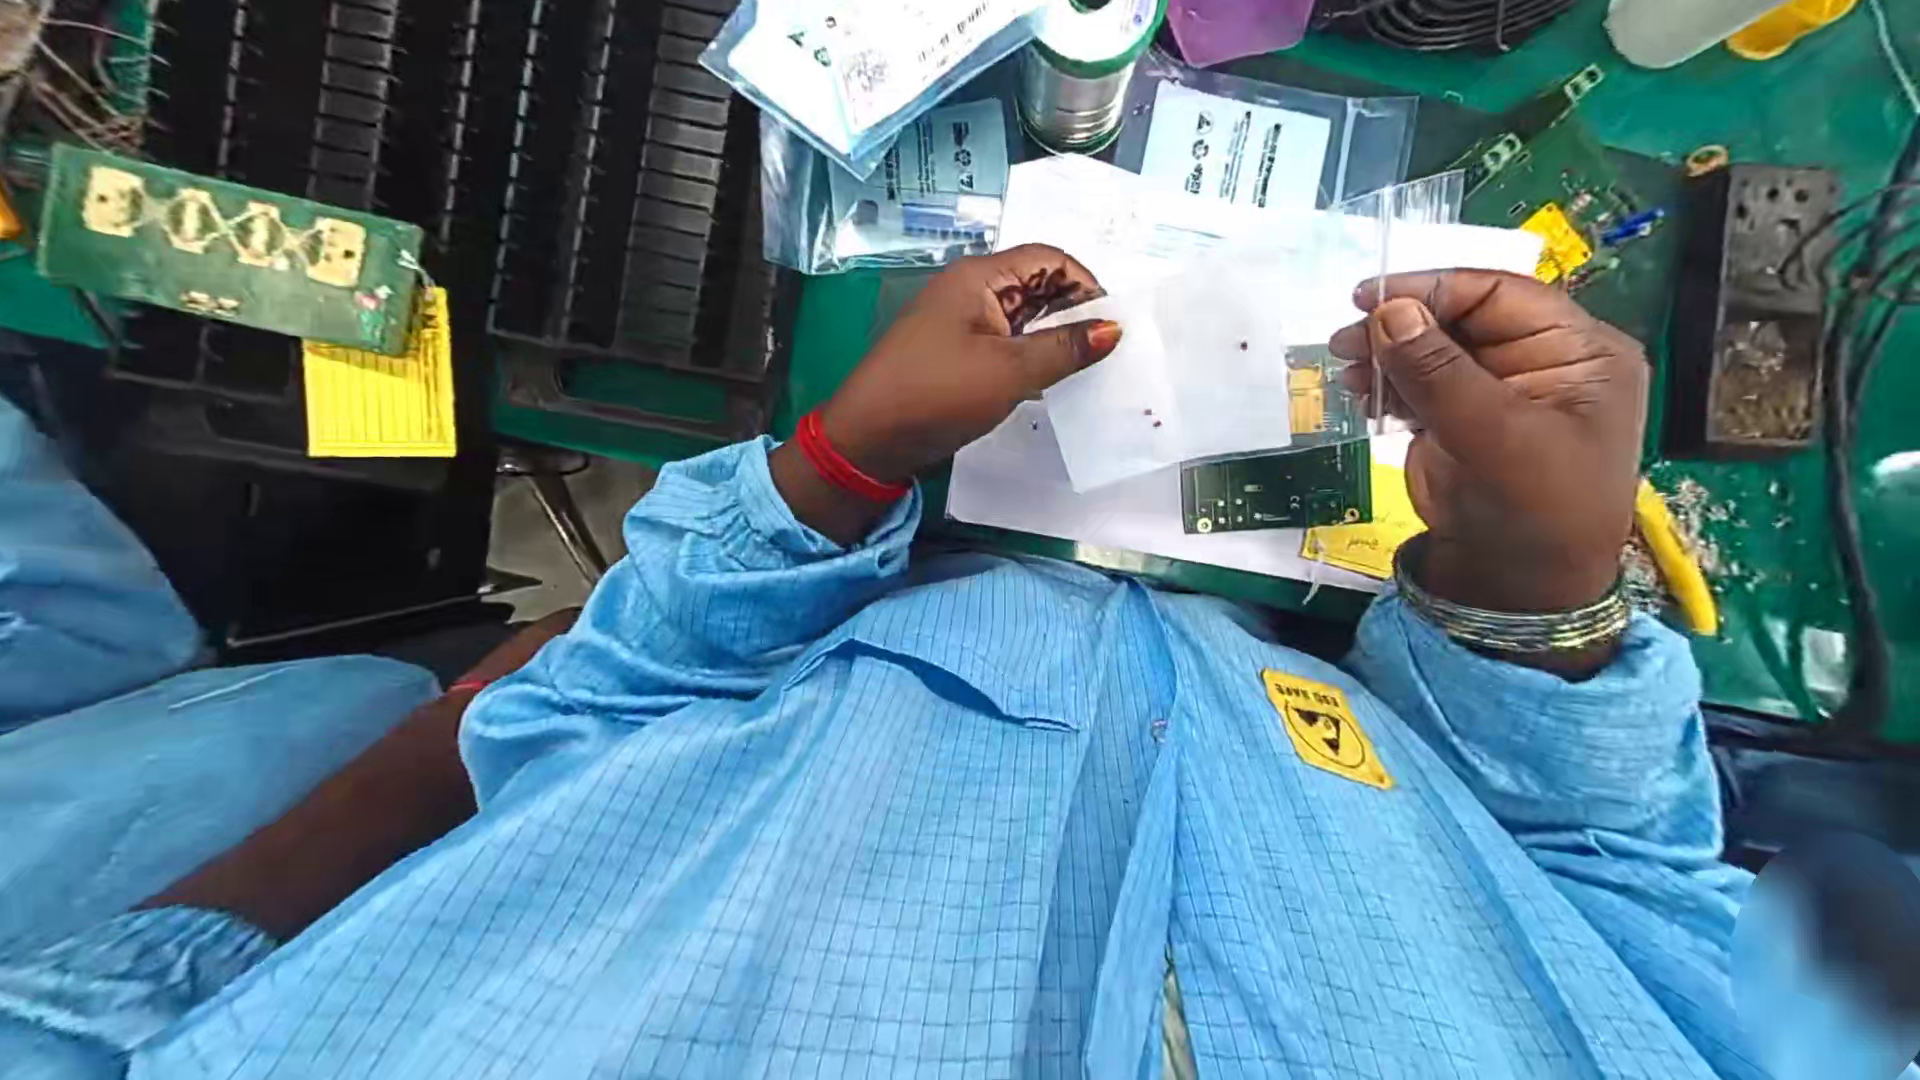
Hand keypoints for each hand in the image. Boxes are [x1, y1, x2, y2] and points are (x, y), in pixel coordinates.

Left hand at [773, 245, 1121, 543]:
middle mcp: (970, 293)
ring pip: (1021, 322)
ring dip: (1052, 341)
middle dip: (1072, 313)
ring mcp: (962, 327)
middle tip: (1103, 352)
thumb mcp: (1009, 371)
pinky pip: (1004, 349)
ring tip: (1084, 371)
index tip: (1111, 324)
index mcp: (979, 278)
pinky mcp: (957, 360)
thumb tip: (1114, 327)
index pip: (1048, 259)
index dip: (1085, 284)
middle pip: (1036, 288)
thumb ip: (1064, 348)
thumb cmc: (938, 394)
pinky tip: (1049, 385)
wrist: (870, 440)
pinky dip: (1029, 362)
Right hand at [1330, 270, 1647, 615]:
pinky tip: (1360, 394)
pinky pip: (1413, 387)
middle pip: (1457, 322)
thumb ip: (1439, 371)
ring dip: (1384, 357)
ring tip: (1346, 370)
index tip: (1369, 297)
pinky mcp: (1453, 421)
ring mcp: (1488, 393)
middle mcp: (1531, 363)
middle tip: (1344, 339)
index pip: (1498, 296)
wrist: (1513, 575)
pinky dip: (1383, 386)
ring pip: (1428, 354)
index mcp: (1572, 350)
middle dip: (1400, 326)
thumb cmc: (1531, 503)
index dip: (1434, 289)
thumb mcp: (1492, 432)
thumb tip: (1388, 314)